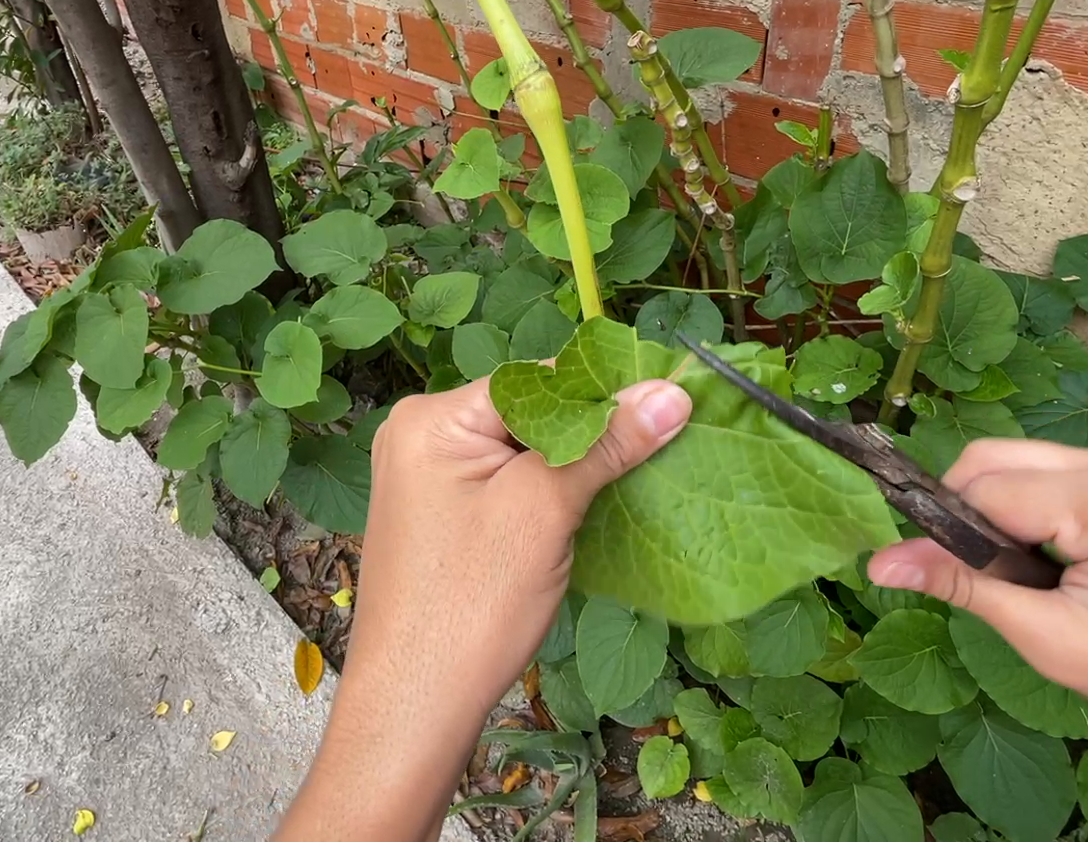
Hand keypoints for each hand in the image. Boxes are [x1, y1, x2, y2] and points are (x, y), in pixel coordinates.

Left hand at [274, 377, 691, 841]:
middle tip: (656, 440)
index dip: (599, 389)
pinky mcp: (438, 513)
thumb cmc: (472, 602)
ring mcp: (424, 476)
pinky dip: (544, 489)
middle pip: (524, 413)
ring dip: (570, 463)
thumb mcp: (545, 508)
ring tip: (632, 471)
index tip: (665, 399)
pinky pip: (502, 481)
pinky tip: (585, 502)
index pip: (532, 381)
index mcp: (431, 417)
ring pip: (518, 450)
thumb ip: (608, 443)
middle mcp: (419, 434)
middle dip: (586, 430)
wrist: (414, 707)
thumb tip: (673, 390)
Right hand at [868, 438, 1087, 841]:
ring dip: (999, 509)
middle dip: (969, 513)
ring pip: (1020, 461)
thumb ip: (962, 587)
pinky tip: (1055, 554)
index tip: (939, 574)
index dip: (947, 529)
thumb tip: (876, 563)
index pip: (987, 488)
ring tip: (1026, 572)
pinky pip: (1054, 472)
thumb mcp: (1057, 643)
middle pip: (999, 459)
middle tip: (989, 579)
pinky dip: (1031, 505)